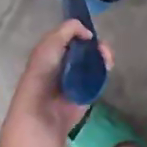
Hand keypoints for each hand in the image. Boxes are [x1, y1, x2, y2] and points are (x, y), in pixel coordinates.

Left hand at [5, 20, 111, 138]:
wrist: (41, 117)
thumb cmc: (39, 80)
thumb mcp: (46, 50)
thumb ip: (63, 33)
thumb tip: (84, 29)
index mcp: (49, 55)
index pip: (68, 37)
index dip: (79, 32)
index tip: (89, 32)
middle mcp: (64, 66)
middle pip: (85, 49)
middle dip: (95, 44)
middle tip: (102, 46)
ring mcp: (76, 80)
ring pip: (94, 61)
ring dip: (102, 55)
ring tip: (107, 56)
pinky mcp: (87, 93)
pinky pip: (99, 77)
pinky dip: (104, 69)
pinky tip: (107, 66)